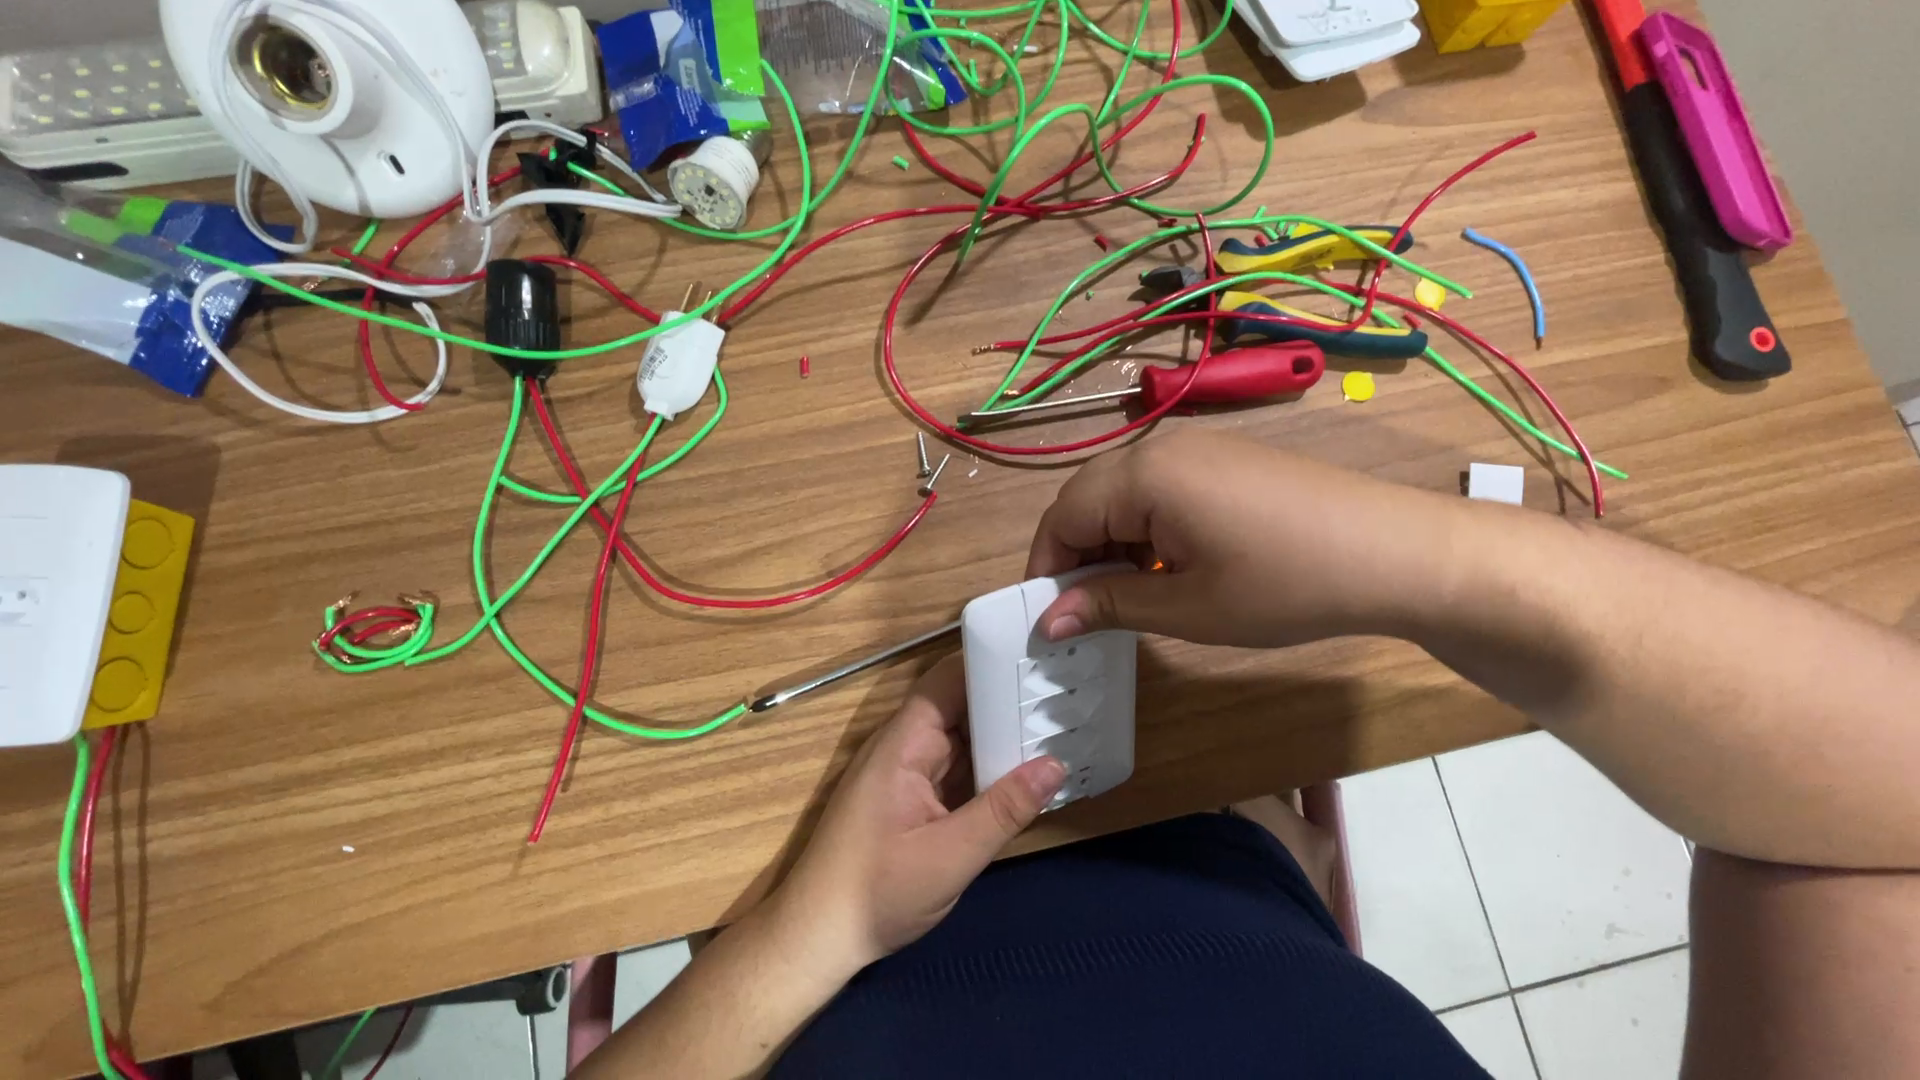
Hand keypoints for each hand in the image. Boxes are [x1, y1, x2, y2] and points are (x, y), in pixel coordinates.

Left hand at [774, 654, 1065, 969]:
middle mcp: (905, 749)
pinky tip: (1028, 770)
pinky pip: (957, 769)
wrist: (818, 938)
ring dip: (1001, 736)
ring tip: (1058, 720)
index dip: (989, 663)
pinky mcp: (914, 800)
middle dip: (1006, 699)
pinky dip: (989, 768)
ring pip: (961, 739)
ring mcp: (909, 775)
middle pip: (959, 707)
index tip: (1037, 654)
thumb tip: (1056, 765)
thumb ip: (1004, 810)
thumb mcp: (950, 856)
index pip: (947, 681)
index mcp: (904, 745)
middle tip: (1064, 688)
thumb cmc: (876, 893)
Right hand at [1027, 428, 1472, 647]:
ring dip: (1114, 543)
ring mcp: (1199, 448)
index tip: (1050, 617)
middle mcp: (1162, 447)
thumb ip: (1109, 605)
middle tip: (1089, 611)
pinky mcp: (1227, 459)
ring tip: (1135, 596)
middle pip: (1089, 498)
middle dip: (1078, 554)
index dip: (1047, 567)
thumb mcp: (1188, 607)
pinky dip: (1149, 529)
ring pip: (1125, 494)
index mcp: (1143, 475)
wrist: (1396, 554)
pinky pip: (1162, 488)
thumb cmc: (1285, 585)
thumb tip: (1048, 620)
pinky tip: (1175, 567)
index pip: (1062, 516)